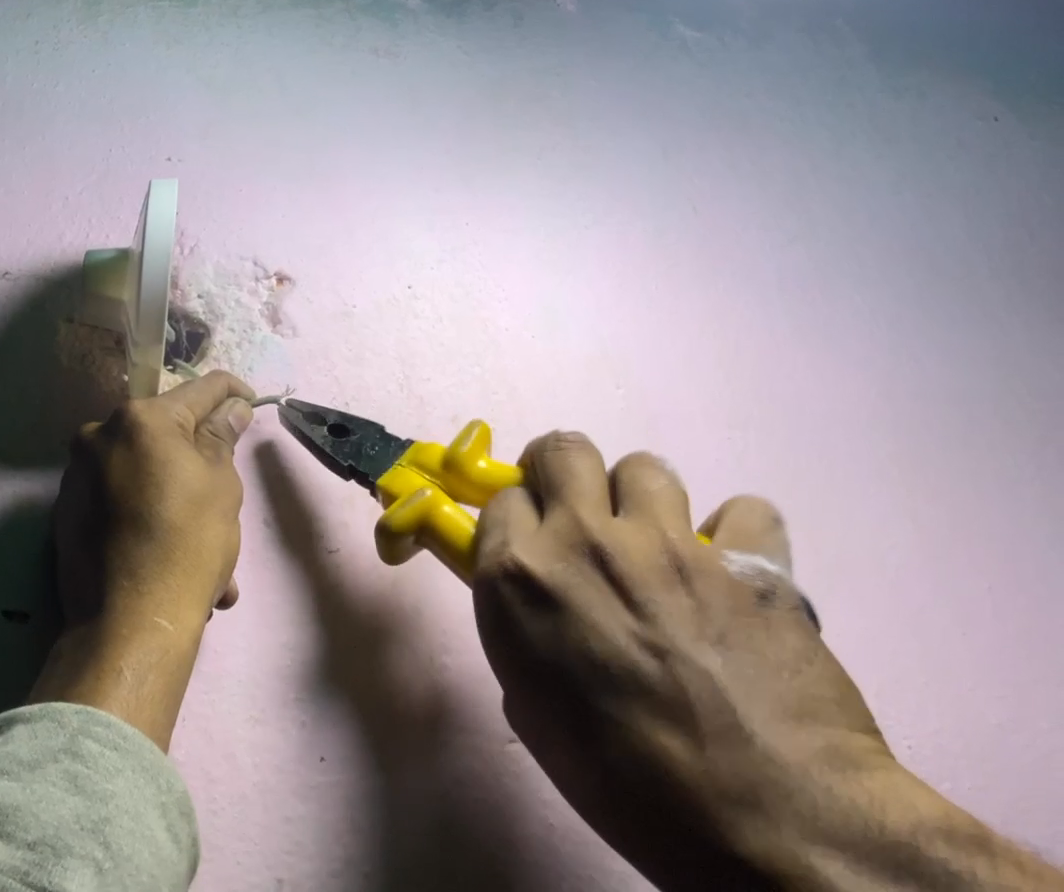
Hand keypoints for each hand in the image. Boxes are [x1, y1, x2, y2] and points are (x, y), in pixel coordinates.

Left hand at [28, 371, 255, 749]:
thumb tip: (229, 408)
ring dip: (177, 501)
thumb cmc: (187, 543)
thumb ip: (221, 437)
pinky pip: (120, 503)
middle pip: (163, 435)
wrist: (127, 622)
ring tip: (210, 553)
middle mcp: (97, 436)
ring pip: (143, 475)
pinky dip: (147, 519)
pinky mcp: (67, 511)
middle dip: (199, 463)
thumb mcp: (221, 485)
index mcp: (138, 419)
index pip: (198, 390)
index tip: (249, 401)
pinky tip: (175, 559)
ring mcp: (77, 475)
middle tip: (229, 498)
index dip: (231, 392)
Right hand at [473, 432, 1063, 889]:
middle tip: (578, 513)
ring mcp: (670, 544)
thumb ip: (523, 628)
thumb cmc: (621, 779)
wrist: (766, 818)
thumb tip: (540, 605)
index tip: (529, 545)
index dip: (517, 521)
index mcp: (517, 575)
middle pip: (562, 450)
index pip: (501, 499)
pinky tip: (735, 574)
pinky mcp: (752, 560)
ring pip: (645, 467)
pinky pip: (745, 510)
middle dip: (563, 472)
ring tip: (656, 547)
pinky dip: (738, 535)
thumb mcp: (531, 702)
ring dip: (642, 499)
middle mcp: (583, 540)